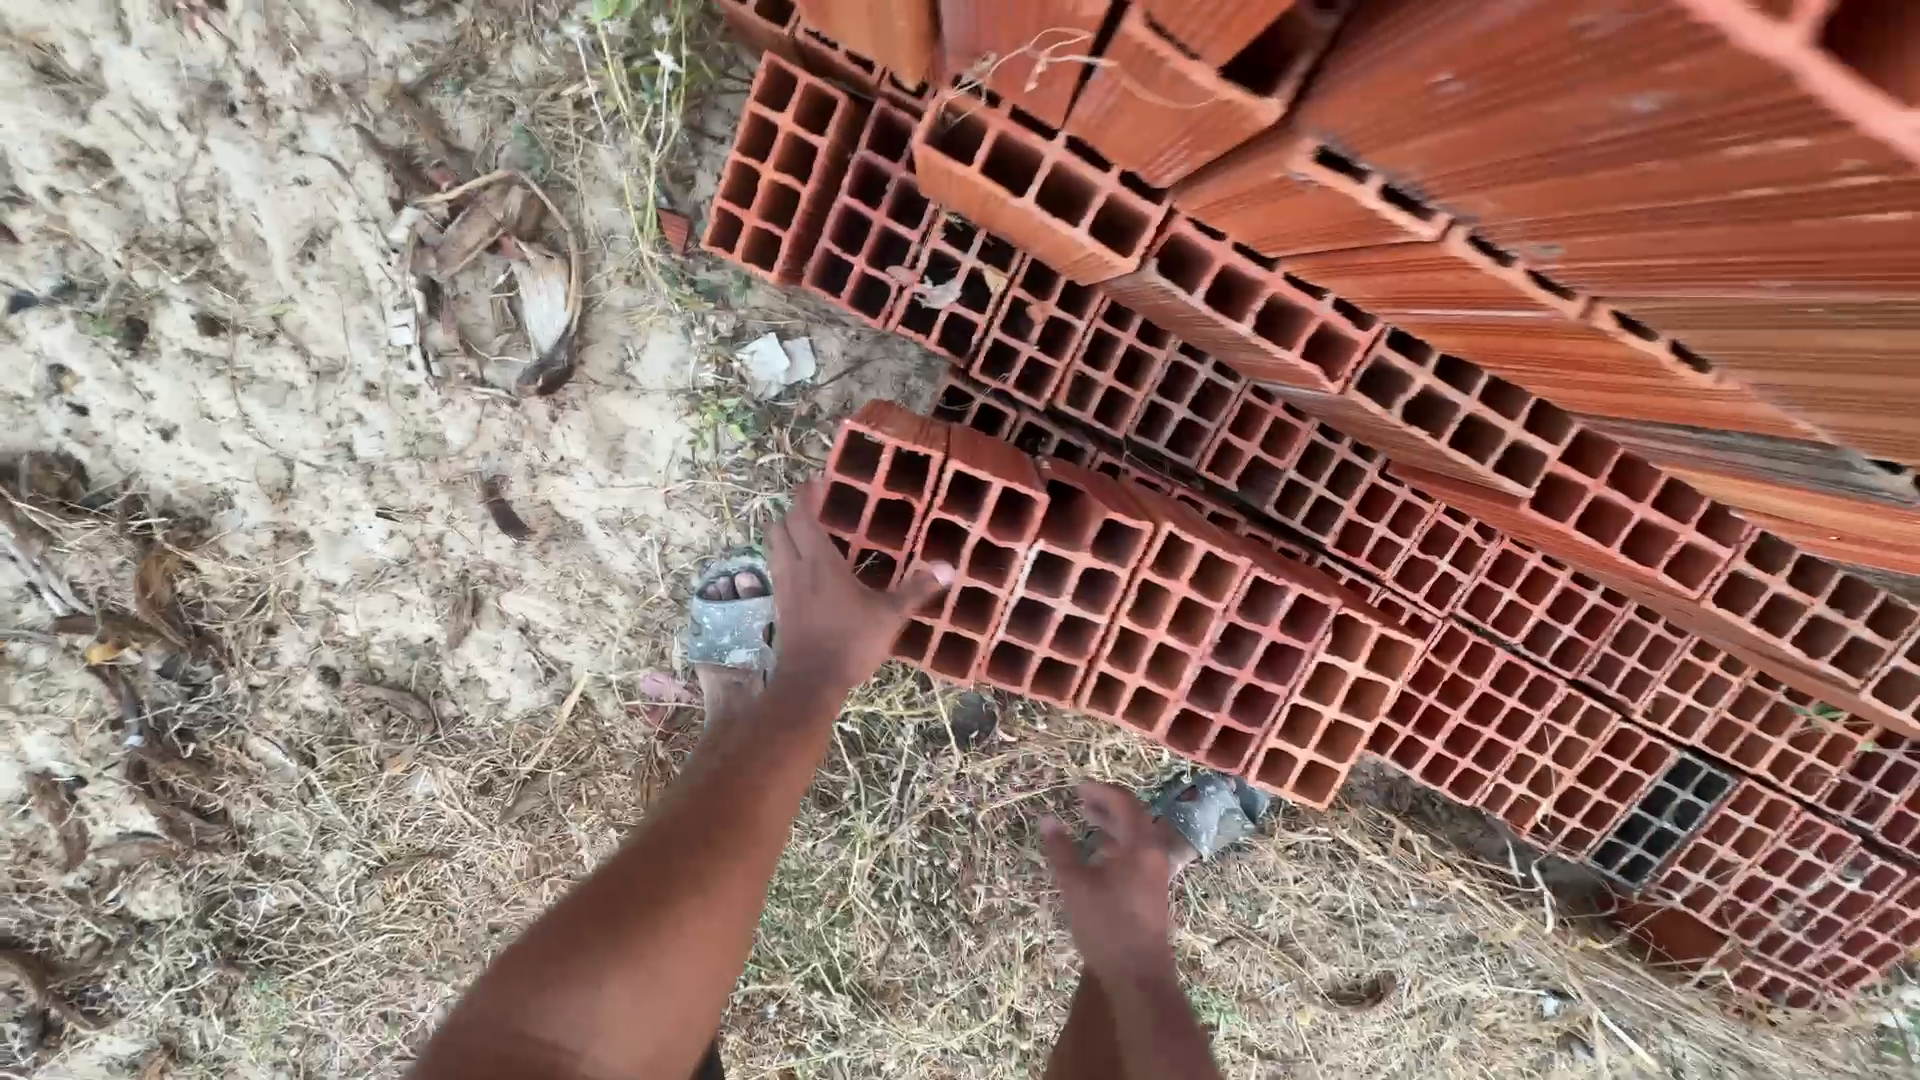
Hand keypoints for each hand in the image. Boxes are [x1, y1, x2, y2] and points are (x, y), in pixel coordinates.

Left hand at [766, 480, 951, 694]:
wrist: (810, 683)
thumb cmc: (850, 643)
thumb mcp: (890, 615)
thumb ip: (916, 589)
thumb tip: (948, 567)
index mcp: (819, 562)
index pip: (800, 515)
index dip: (805, 495)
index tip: (816, 483)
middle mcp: (795, 568)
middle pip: (778, 526)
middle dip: (791, 512)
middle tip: (815, 509)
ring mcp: (783, 589)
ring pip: (773, 548)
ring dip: (785, 535)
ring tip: (810, 536)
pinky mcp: (779, 608)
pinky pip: (777, 571)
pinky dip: (787, 560)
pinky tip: (807, 573)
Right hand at [1041, 782, 1177, 980]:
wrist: (1139, 977)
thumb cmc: (1107, 926)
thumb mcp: (1076, 885)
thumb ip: (1061, 850)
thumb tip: (1047, 820)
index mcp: (1140, 846)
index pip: (1125, 803)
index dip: (1101, 791)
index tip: (1077, 788)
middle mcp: (1153, 855)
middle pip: (1133, 818)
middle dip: (1107, 806)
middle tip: (1081, 801)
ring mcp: (1155, 876)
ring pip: (1135, 838)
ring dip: (1112, 826)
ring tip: (1087, 823)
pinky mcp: (1152, 893)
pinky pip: (1136, 855)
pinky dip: (1117, 846)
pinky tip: (1097, 857)